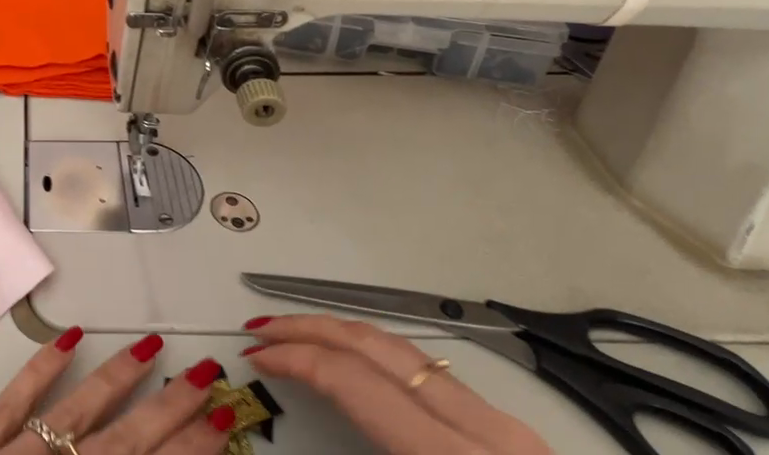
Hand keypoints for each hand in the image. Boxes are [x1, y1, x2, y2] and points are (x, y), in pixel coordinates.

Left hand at [0, 328, 236, 454]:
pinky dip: (42, 368)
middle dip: (168, 408)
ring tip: (149, 346)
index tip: (221, 420)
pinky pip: (12, 401)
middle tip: (203, 375)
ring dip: (116, 378)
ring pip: (74, 410)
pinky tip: (68, 338)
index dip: (190, 447)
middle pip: (123, 440)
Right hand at [243, 315, 553, 454]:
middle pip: (379, 349)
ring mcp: (506, 427)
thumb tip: (304, 440)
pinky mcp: (513, 434)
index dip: (297, 359)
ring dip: (343, 333)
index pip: (357, 382)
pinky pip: (429, 374)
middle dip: (311, 328)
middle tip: (261, 329)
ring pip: (406, 351)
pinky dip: (377, 354)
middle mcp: (486, 431)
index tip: (255, 357)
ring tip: (296, 333)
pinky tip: (354, 361)